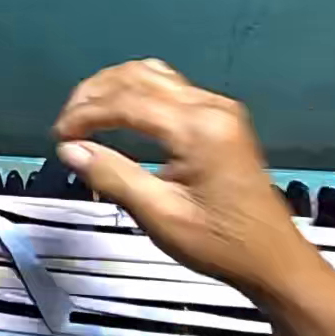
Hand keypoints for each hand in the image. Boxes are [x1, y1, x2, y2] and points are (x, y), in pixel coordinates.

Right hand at [52, 58, 314, 289]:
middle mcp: (210, 107)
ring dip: (111, 88)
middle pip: (137, 77)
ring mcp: (217, 109)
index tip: (60, 136)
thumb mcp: (161, 217)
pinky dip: (133, 93)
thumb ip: (113, 176)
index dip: (85, 115)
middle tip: (67, 124)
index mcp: (199, 130)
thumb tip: (70, 150)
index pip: (127, 102)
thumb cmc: (222, 245)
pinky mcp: (217, 117)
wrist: (274, 261)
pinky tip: (116, 112)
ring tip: (84, 115)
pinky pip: (166, 87)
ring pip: (151, 74)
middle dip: (93, 95)